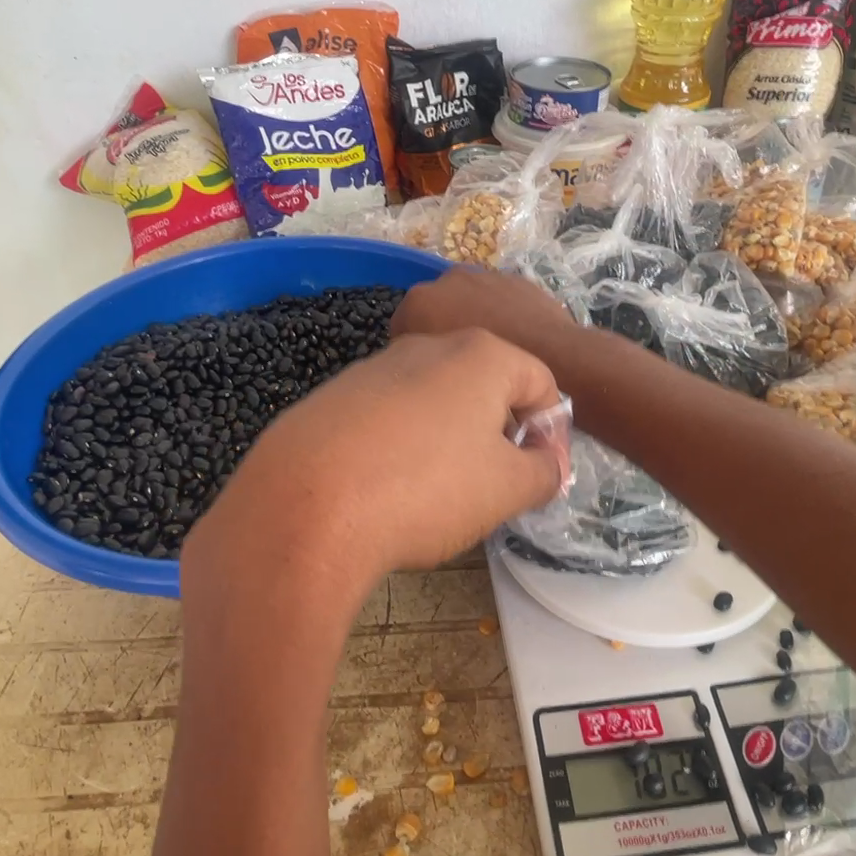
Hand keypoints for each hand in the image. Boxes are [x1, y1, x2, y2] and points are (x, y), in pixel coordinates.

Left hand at [185, 329, 568, 597]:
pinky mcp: (332, 397)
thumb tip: (548, 463)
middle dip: (499, 433)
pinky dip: (400, 446)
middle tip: (495, 486)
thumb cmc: (426, 489)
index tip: (543, 475)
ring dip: (448, 440)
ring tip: (436, 494)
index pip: (541, 381)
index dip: (552, 430)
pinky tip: (385, 489)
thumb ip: (544, 472)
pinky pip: (386, 418)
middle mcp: (426, 346)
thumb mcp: (506, 490)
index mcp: (479, 354)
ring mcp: (372, 368)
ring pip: (433, 401)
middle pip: (484, 385)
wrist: (303, 508)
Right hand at [392, 266, 580, 363]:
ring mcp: (485, 274)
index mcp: (420, 301)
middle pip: (436, 310)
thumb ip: (421, 362)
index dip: (414, 354)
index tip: (431, 375)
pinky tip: (514, 339)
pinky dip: (501, 313)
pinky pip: (499, 299)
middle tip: (460, 364)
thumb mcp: (437, 377)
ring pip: (469, 301)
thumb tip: (424, 367)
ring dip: (473, 319)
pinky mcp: (516, 279)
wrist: (554, 358)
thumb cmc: (487, 375)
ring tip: (491, 352)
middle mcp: (447, 278)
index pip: (402, 329)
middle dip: (443, 331)